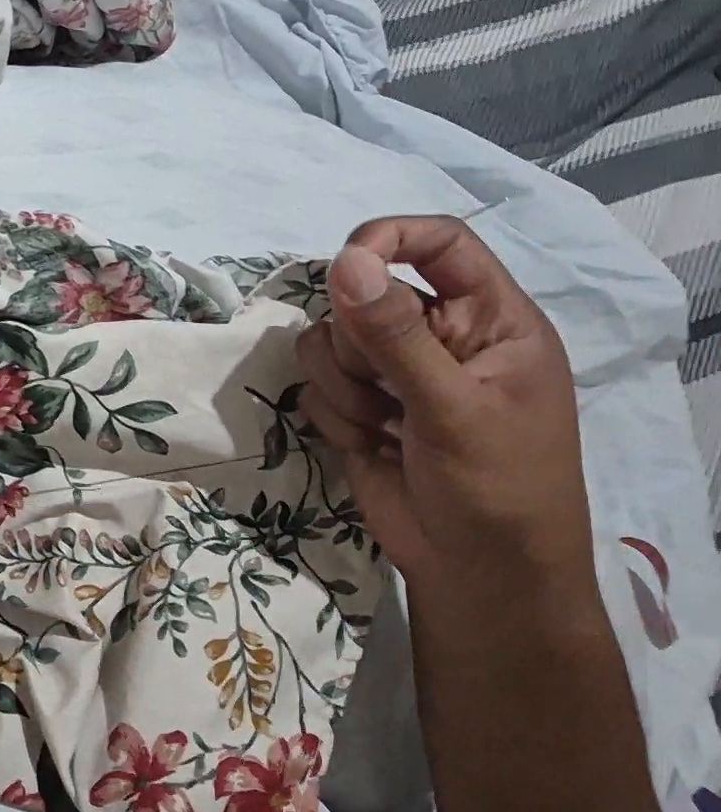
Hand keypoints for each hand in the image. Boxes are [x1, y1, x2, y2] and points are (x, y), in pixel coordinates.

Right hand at [295, 216, 596, 605]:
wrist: (474, 570)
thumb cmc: (498, 486)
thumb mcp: (452, 407)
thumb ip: (394, 334)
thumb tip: (345, 261)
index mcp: (489, 321)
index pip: (439, 244)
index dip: (387, 240)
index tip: (343, 264)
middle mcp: (437, 336)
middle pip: (359, 296)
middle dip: (358, 349)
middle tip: (392, 393)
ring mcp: (392, 373)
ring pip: (324, 343)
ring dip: (344, 389)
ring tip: (385, 428)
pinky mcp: (357, 405)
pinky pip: (313, 385)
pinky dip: (333, 416)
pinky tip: (371, 445)